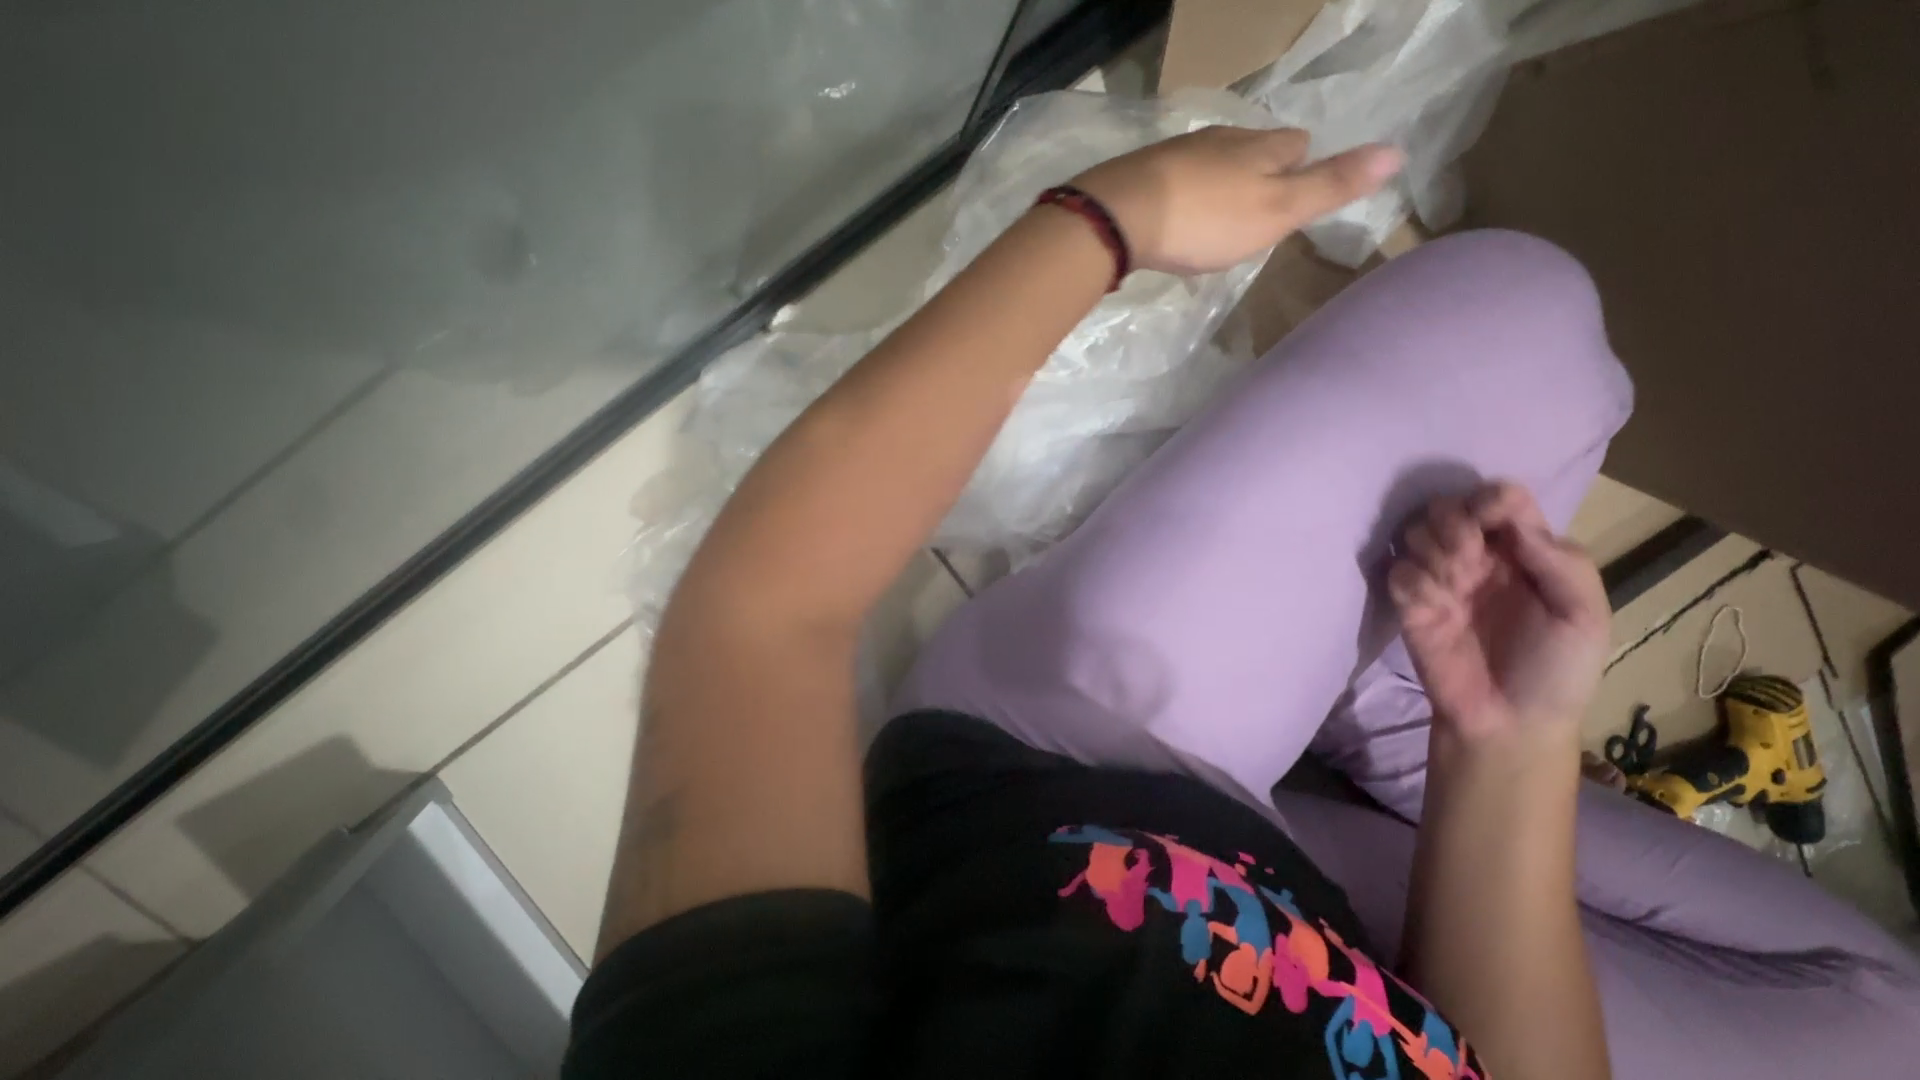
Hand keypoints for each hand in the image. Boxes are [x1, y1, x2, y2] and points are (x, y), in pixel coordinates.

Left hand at [1068, 127, 1401, 275]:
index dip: (1305, 167)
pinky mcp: (1143, 171)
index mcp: (1261, 146)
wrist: (1119, 215)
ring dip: (1222, 184)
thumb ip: (1331, 185)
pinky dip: (1185, 194)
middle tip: (1262, 209)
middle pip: (1255, 149)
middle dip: (1263, 172)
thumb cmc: (1206, 219)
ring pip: (1215, 161)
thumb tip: (1396, 151)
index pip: (1299, 144)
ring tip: (1221, 216)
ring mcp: (1178, 152)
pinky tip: (1178, 216)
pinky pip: (1176, 178)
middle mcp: (1222, 138)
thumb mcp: (1278, 209)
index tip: (1301, 196)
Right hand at [1388, 483, 1609, 740]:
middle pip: (1449, 507)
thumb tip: (1513, 522)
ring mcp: (1440, 581)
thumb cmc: (1556, 671)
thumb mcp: (1585, 617)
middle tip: (1465, 557)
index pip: (1501, 499)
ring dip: (1432, 550)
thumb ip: (1561, 563)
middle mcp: (1478, 558)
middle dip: (1453, 523)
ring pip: (1415, 532)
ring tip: (1452, 585)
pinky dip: (1412, 581)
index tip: (1489, 525)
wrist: (1509, 724)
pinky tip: (1431, 607)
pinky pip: (1396, 571)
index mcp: (1524, 552)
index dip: (1490, 501)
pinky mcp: (1408, 605)